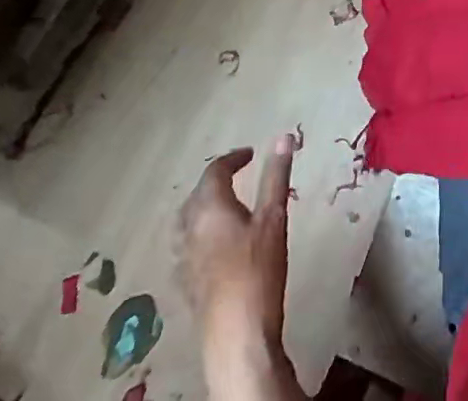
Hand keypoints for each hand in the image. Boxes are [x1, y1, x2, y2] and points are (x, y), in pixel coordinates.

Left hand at [177, 135, 295, 349]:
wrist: (236, 331)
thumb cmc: (259, 268)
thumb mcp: (274, 217)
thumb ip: (277, 176)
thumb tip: (284, 137)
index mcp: (210, 209)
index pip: (214, 172)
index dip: (232, 159)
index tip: (251, 154)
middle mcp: (189, 230)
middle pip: (196, 196)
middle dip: (216, 181)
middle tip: (240, 176)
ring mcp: (183, 258)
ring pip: (187, 221)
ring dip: (205, 206)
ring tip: (227, 205)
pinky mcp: (185, 282)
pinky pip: (187, 244)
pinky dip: (201, 231)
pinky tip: (216, 243)